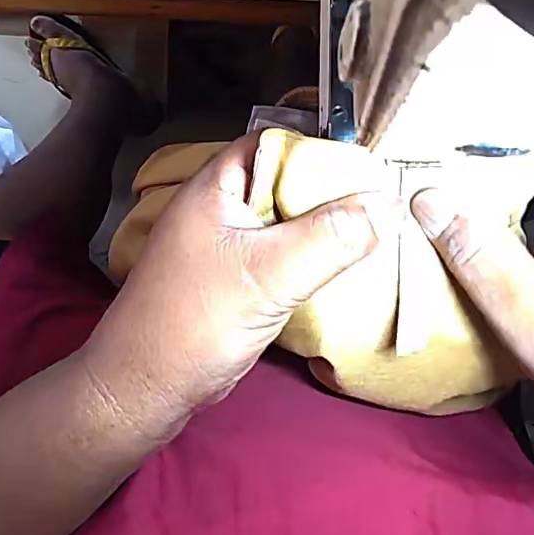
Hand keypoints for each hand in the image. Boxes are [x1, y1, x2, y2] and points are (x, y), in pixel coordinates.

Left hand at [84, 134, 396, 436]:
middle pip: (289, 180)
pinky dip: (315, 254)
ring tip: (373, 231)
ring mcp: (231, 242)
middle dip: (333, 190)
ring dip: (327, 226)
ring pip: (291, 219)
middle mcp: (224, 206)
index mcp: (218, 185)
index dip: (323, 150)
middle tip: (380, 203)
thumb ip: (329, 237)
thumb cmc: (192, 325)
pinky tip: (344, 265)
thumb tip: (387, 206)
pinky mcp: (240, 275)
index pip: (279, 143)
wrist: (146, 391)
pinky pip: (287, 251)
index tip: (369, 168)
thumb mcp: (269, 274)